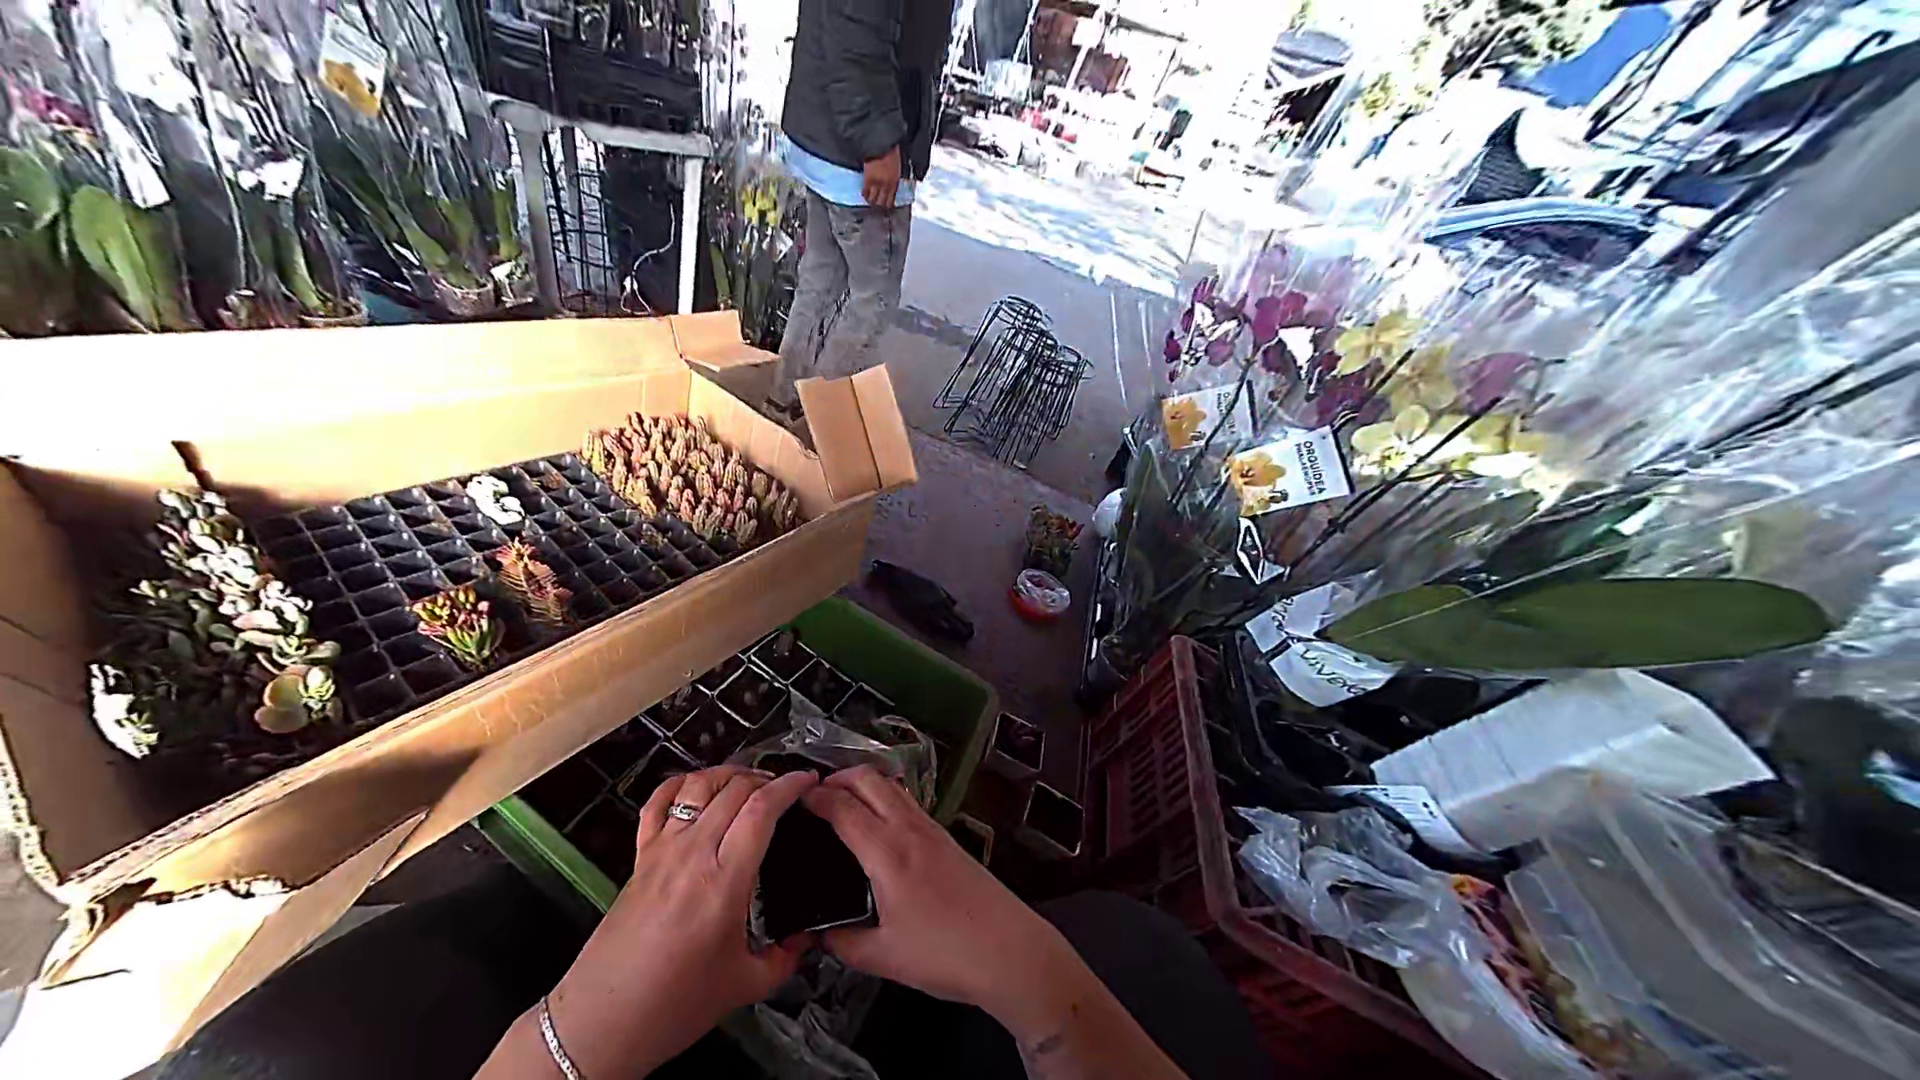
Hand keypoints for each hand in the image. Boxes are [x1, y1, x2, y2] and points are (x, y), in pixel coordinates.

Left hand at [544, 766, 818, 1074]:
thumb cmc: (673, 1005)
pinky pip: (658, 802)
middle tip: (785, 788)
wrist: (601, 1024)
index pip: (761, 808)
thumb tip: (806, 938)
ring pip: (698, 785)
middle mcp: (693, 853)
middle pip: (735, 788)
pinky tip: (697, 788)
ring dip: (729, 774)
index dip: (790, 785)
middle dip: (767, 778)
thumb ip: (786, 957)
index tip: (809, 780)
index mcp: (724, 880)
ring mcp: (662, 850)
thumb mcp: (746, 985)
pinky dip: (681, 784)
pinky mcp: (639, 856)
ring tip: (749, 782)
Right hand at [802, 767, 1091, 1034]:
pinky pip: (908, 801)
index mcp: (888, 852)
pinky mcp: (947, 836)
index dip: (815, 797)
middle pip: (869, 778)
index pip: (843, 807)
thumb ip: (843, 942)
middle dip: (837, 777)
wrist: (1009, 949)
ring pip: (892, 785)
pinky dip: (884, 796)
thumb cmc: (944, 953)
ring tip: (842, 802)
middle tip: (814, 795)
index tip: (793, 799)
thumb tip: (818, 933)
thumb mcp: (883, 956)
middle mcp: (909, 828)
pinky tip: (878, 824)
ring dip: (863, 782)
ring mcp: (932, 828)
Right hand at [862, 145, 902, 207]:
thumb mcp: (898, 167)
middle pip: (881, 202)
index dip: (888, 205)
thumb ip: (895, 178)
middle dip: (879, 205)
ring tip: (870, 202)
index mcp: (895, 182)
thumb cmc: (891, 153)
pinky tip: (864, 195)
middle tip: (877, 206)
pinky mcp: (868, 179)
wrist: (882, 144)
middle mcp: (886, 186)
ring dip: (871, 201)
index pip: (891, 200)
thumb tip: (892, 186)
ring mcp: (876, 183)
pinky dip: (865, 194)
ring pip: (873, 199)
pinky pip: (866, 191)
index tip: (886, 205)